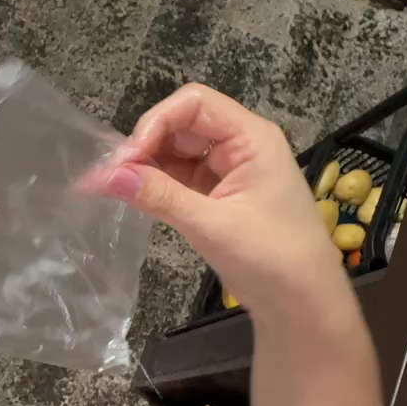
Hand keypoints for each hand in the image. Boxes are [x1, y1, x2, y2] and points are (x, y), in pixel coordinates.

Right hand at [96, 84, 343, 313]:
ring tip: (112, 188)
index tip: (126, 160)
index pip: (194, 104)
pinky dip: (153, 183)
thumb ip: (158, 196)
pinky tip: (131, 195)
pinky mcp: (214, 193)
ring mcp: (226, 169)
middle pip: (180, 124)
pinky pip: (177, 176)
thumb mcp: (211, 225)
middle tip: (111, 178)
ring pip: (174, 150)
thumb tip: (106, 177)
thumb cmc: (270, 256)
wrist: (300, 301)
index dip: (155, 123)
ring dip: (144, 165)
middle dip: (144, 145)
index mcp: (250, 138)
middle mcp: (238, 145)